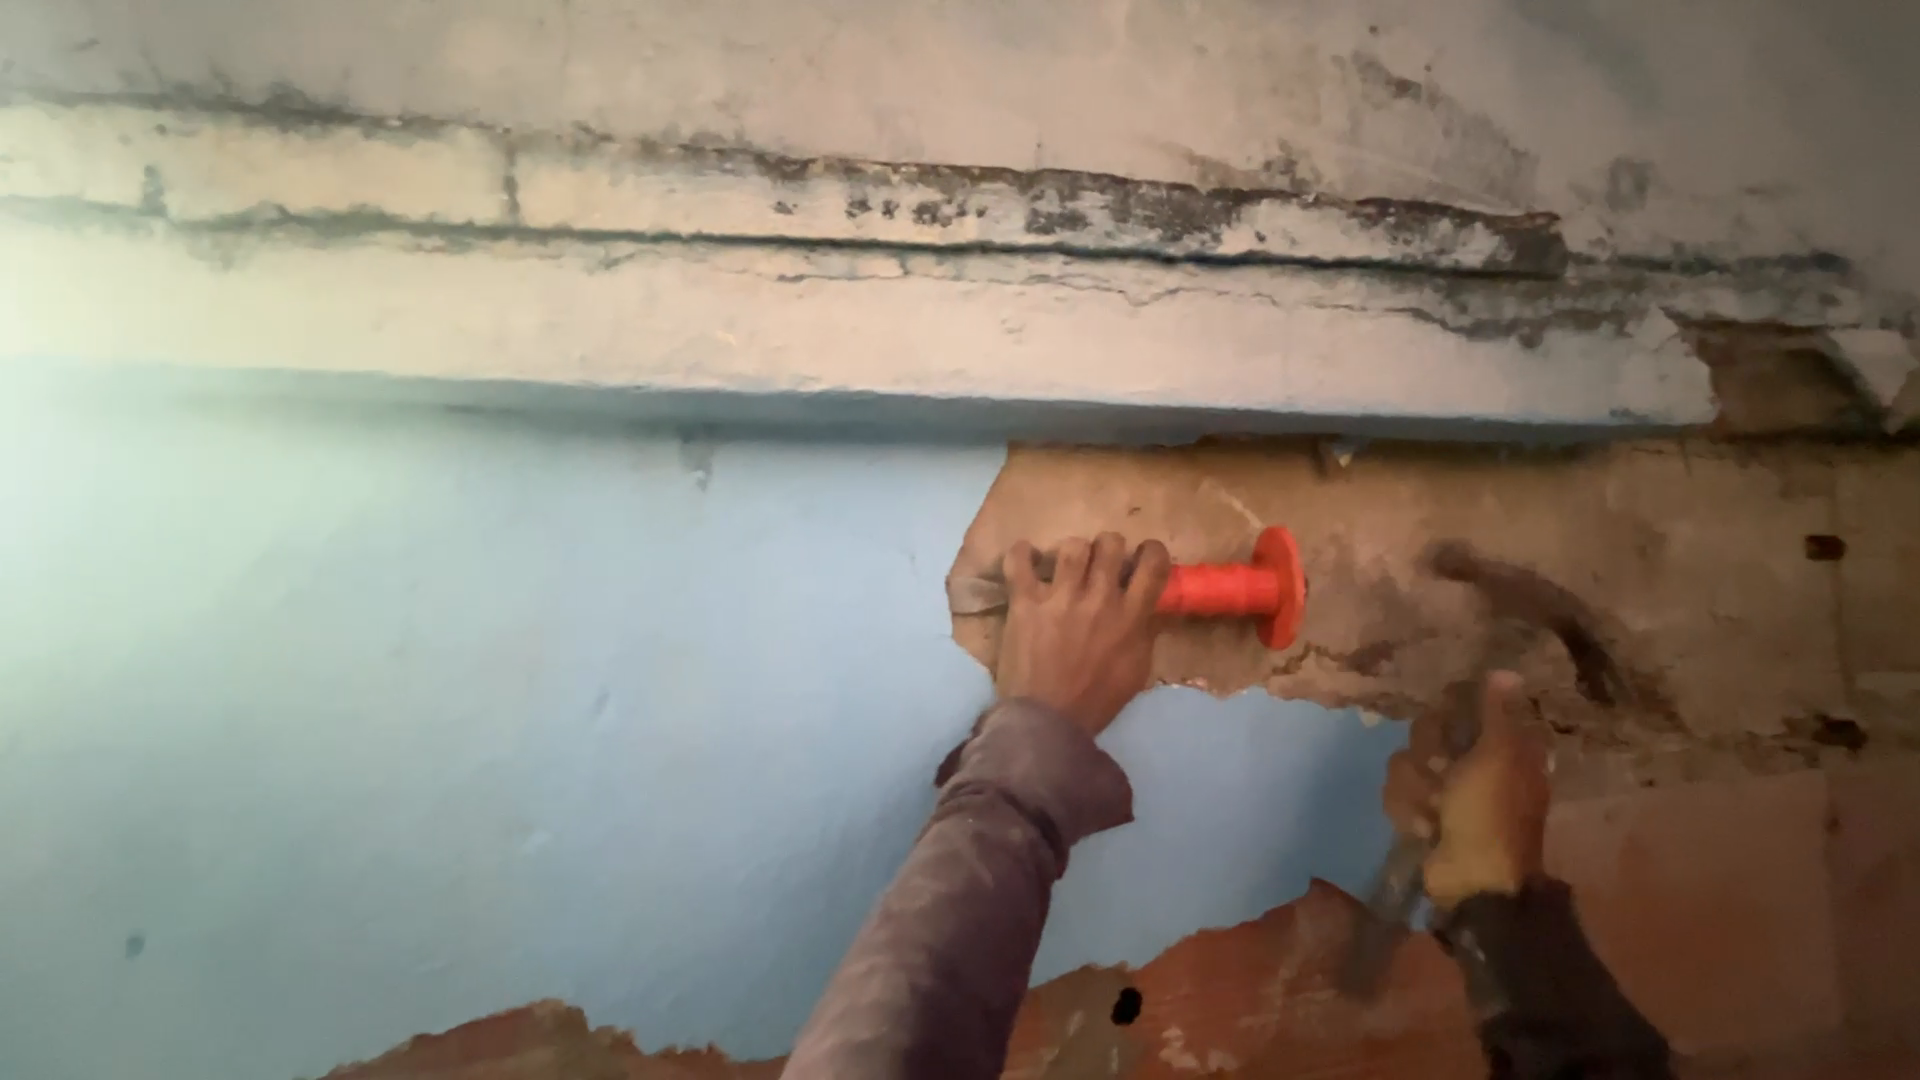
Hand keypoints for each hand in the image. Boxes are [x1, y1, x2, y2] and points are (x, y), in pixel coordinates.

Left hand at [994, 532, 1170, 737]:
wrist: (1047, 720)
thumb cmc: (1095, 701)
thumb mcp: (1136, 672)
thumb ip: (1144, 635)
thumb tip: (1148, 610)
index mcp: (1131, 618)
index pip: (1153, 565)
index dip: (1151, 551)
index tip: (1142, 556)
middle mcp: (1098, 600)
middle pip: (1110, 544)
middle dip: (1108, 547)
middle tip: (1100, 562)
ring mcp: (1060, 599)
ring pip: (1072, 547)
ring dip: (1072, 551)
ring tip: (1065, 565)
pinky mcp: (1025, 603)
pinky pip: (1019, 562)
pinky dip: (1021, 554)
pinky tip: (1026, 556)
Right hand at [1383, 670, 1550, 909]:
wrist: (1473, 878)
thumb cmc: (1491, 814)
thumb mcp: (1498, 758)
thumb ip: (1496, 715)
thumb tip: (1506, 670)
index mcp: (1496, 747)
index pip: (1454, 708)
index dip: (1444, 720)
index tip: (1447, 735)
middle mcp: (1468, 763)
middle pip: (1421, 735)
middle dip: (1426, 760)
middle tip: (1444, 777)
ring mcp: (1442, 789)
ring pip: (1403, 764)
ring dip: (1416, 791)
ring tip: (1435, 814)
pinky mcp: (1420, 811)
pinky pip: (1395, 793)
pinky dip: (1409, 812)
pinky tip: (1427, 829)